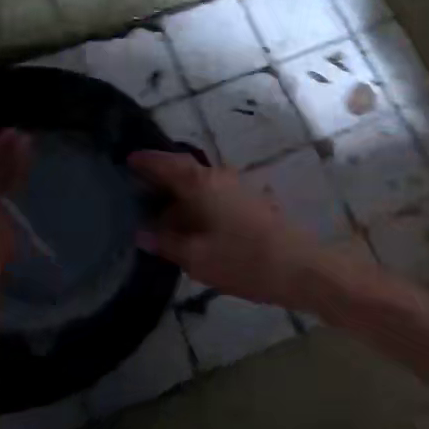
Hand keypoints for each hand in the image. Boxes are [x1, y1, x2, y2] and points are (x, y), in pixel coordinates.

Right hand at [128, 150, 328, 306]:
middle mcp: (220, 178)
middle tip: (138, 194)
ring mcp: (240, 188)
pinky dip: (199, 206)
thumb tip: (141, 233)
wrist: (301, 268)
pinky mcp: (253, 203)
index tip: (128, 160)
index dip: (146, 162)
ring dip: (182, 197)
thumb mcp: (196, 257)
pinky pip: (216, 197)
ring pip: (202, 187)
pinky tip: (194, 227)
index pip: (167, 164)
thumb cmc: (243, 260)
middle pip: (184, 172)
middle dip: (162, 181)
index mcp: (202, 184)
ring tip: (162, 217)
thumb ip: (166, 243)